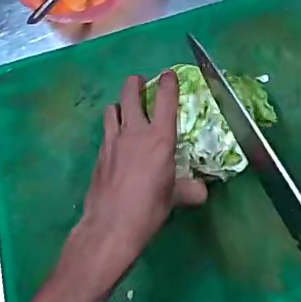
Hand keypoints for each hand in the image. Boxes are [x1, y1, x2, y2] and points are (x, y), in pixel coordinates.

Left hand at [65, 72, 208, 283]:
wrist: (110, 226)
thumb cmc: (148, 209)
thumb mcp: (174, 198)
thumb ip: (189, 190)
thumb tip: (201, 191)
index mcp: (159, 138)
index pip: (165, 99)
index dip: (168, 82)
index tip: (168, 75)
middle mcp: (134, 132)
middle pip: (130, 93)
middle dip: (135, 82)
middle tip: (140, 81)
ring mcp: (112, 141)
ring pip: (112, 108)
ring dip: (119, 104)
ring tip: (125, 110)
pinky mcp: (99, 154)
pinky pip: (105, 131)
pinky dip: (111, 128)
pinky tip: (117, 141)